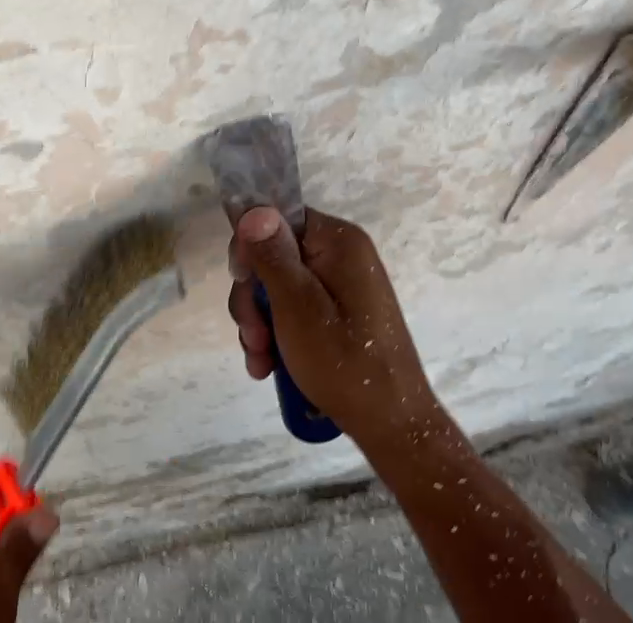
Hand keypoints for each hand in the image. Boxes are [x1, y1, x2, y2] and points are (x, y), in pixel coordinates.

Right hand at [227, 207, 440, 446]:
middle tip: (253, 337)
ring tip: (261, 360)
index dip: (250, 248)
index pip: (276, 218)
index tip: (241, 283)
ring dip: (259, 323)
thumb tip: (252, 208)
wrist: (391, 425)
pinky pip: (292, 309)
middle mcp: (341, 255)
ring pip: (275, 287)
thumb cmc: (344, 363)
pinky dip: (276, 334)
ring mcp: (340, 285)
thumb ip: (272, 255)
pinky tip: (269, 365)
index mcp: (338, 242)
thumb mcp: (297, 306)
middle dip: (252, 298)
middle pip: (271, 256)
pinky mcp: (338, 313)